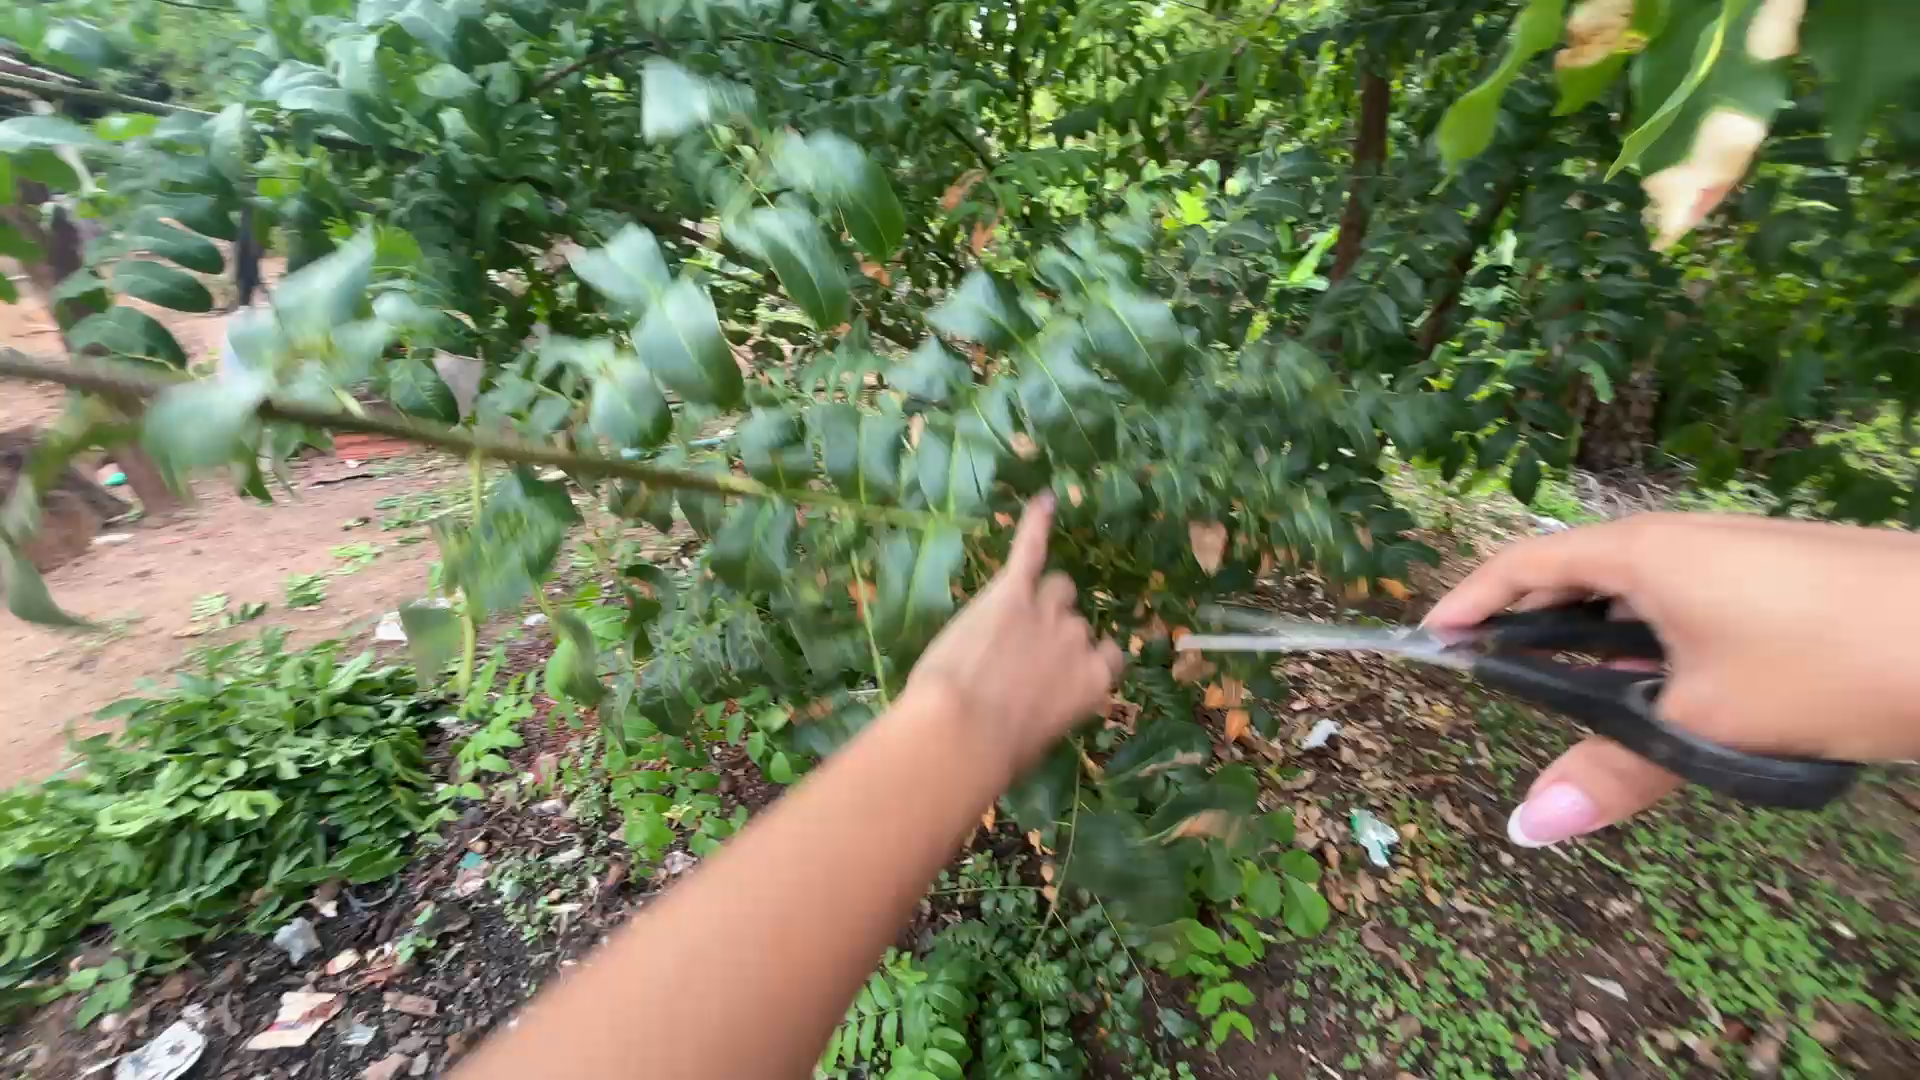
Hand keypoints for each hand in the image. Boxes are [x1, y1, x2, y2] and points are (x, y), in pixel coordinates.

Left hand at [904, 494, 1125, 776]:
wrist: (962, 728)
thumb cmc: (997, 751)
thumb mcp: (1039, 735)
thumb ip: (1050, 705)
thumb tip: (1036, 704)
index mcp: (1094, 681)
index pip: (1108, 653)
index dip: (1083, 657)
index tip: (1064, 668)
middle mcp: (1078, 640)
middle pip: (1075, 618)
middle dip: (1053, 629)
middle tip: (1017, 652)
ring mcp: (1046, 612)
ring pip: (1057, 586)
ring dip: (1039, 596)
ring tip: (1010, 615)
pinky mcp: (1011, 591)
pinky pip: (1030, 549)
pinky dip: (1036, 524)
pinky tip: (1043, 500)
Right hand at [1424, 513, 1919, 846]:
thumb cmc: (1846, 658)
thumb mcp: (1716, 721)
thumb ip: (1612, 771)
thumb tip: (1525, 829)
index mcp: (1641, 551)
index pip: (1518, 565)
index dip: (1466, 602)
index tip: (1431, 641)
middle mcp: (1678, 541)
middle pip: (1567, 574)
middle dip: (1521, 622)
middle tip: (1494, 675)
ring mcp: (1733, 557)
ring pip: (1627, 592)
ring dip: (1586, 636)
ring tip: (1573, 689)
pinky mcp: (1780, 579)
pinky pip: (1677, 601)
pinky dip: (1644, 640)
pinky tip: (1667, 684)